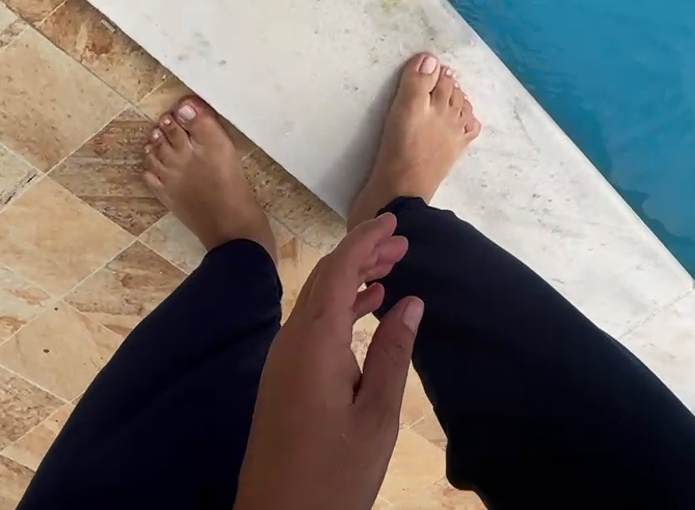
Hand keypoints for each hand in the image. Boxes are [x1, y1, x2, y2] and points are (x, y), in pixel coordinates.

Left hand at [234, 213, 424, 509]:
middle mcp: (292, 339)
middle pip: (326, 277)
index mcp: (314, 341)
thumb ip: (393, 353)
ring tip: (392, 268)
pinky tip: (368, 308)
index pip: (338, 270)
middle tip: (402, 243)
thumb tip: (411, 301)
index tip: (392, 220)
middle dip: (363, 253)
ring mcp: (283, 358)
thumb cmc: (333, 474)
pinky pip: (313, 322)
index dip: (365, 240)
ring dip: (353, 278)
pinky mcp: (283, 376)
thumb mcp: (376, 417)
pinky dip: (341, 306)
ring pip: (318, 299)